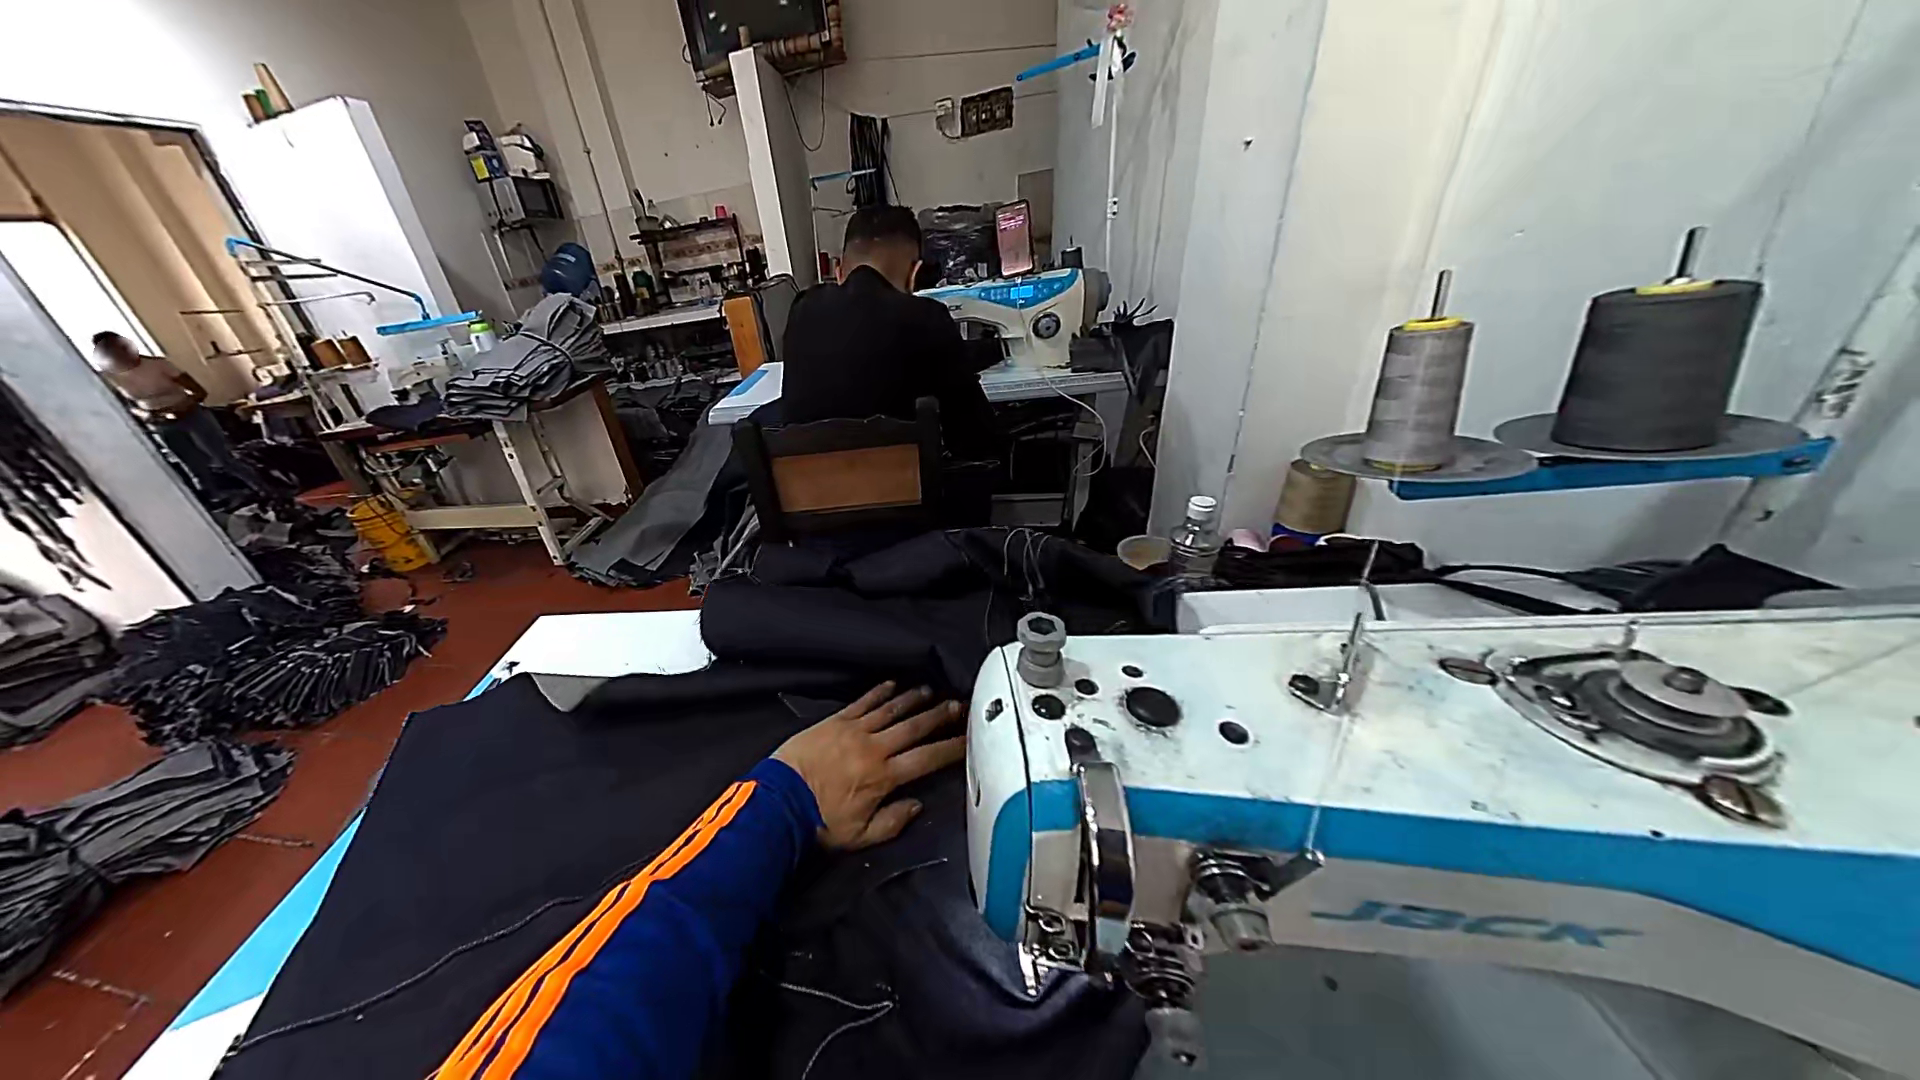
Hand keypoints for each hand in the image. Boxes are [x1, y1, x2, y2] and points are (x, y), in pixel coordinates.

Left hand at [773, 681, 964, 850]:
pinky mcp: (835, 721)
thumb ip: (892, 822)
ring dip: (913, 699)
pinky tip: (891, 685)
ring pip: (892, 710)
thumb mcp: (858, 836)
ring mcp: (854, 731)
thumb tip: (916, 806)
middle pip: (914, 727)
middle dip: (939, 716)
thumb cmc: (816, 822)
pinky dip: (879, 693)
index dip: (951, 747)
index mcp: (883, 776)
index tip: (968, 738)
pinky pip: (863, 702)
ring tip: (931, 691)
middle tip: (958, 705)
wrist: (777, 801)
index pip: (927, 758)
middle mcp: (874, 748)